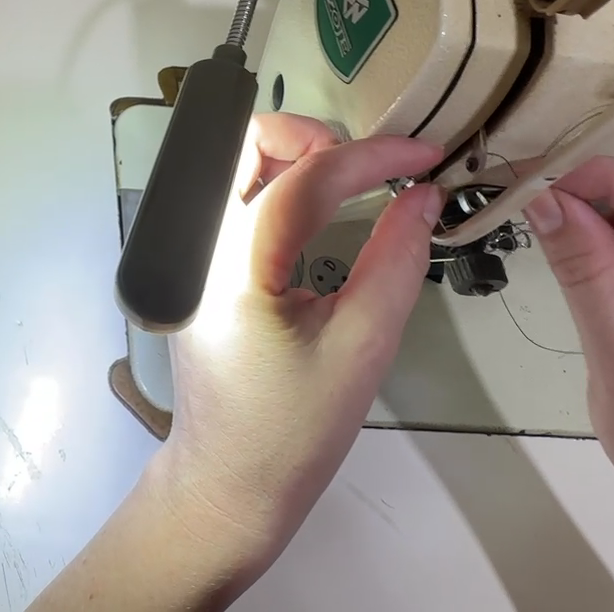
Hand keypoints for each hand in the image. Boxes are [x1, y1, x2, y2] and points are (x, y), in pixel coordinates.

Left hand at [158, 115, 443, 574]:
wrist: (228, 477)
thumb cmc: (293, 427)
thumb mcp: (361, 348)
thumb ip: (396, 262)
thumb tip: (424, 196)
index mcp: (231, 261)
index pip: (302, 178)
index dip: (371, 156)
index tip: (424, 154)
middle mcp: (197, 241)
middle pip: (240, 144)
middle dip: (307, 136)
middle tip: (369, 165)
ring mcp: (189, 250)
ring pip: (233, 165)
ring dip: (291, 155)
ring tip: (352, 179)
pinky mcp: (195, 262)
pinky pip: (231, 198)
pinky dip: (275, 183)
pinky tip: (317, 204)